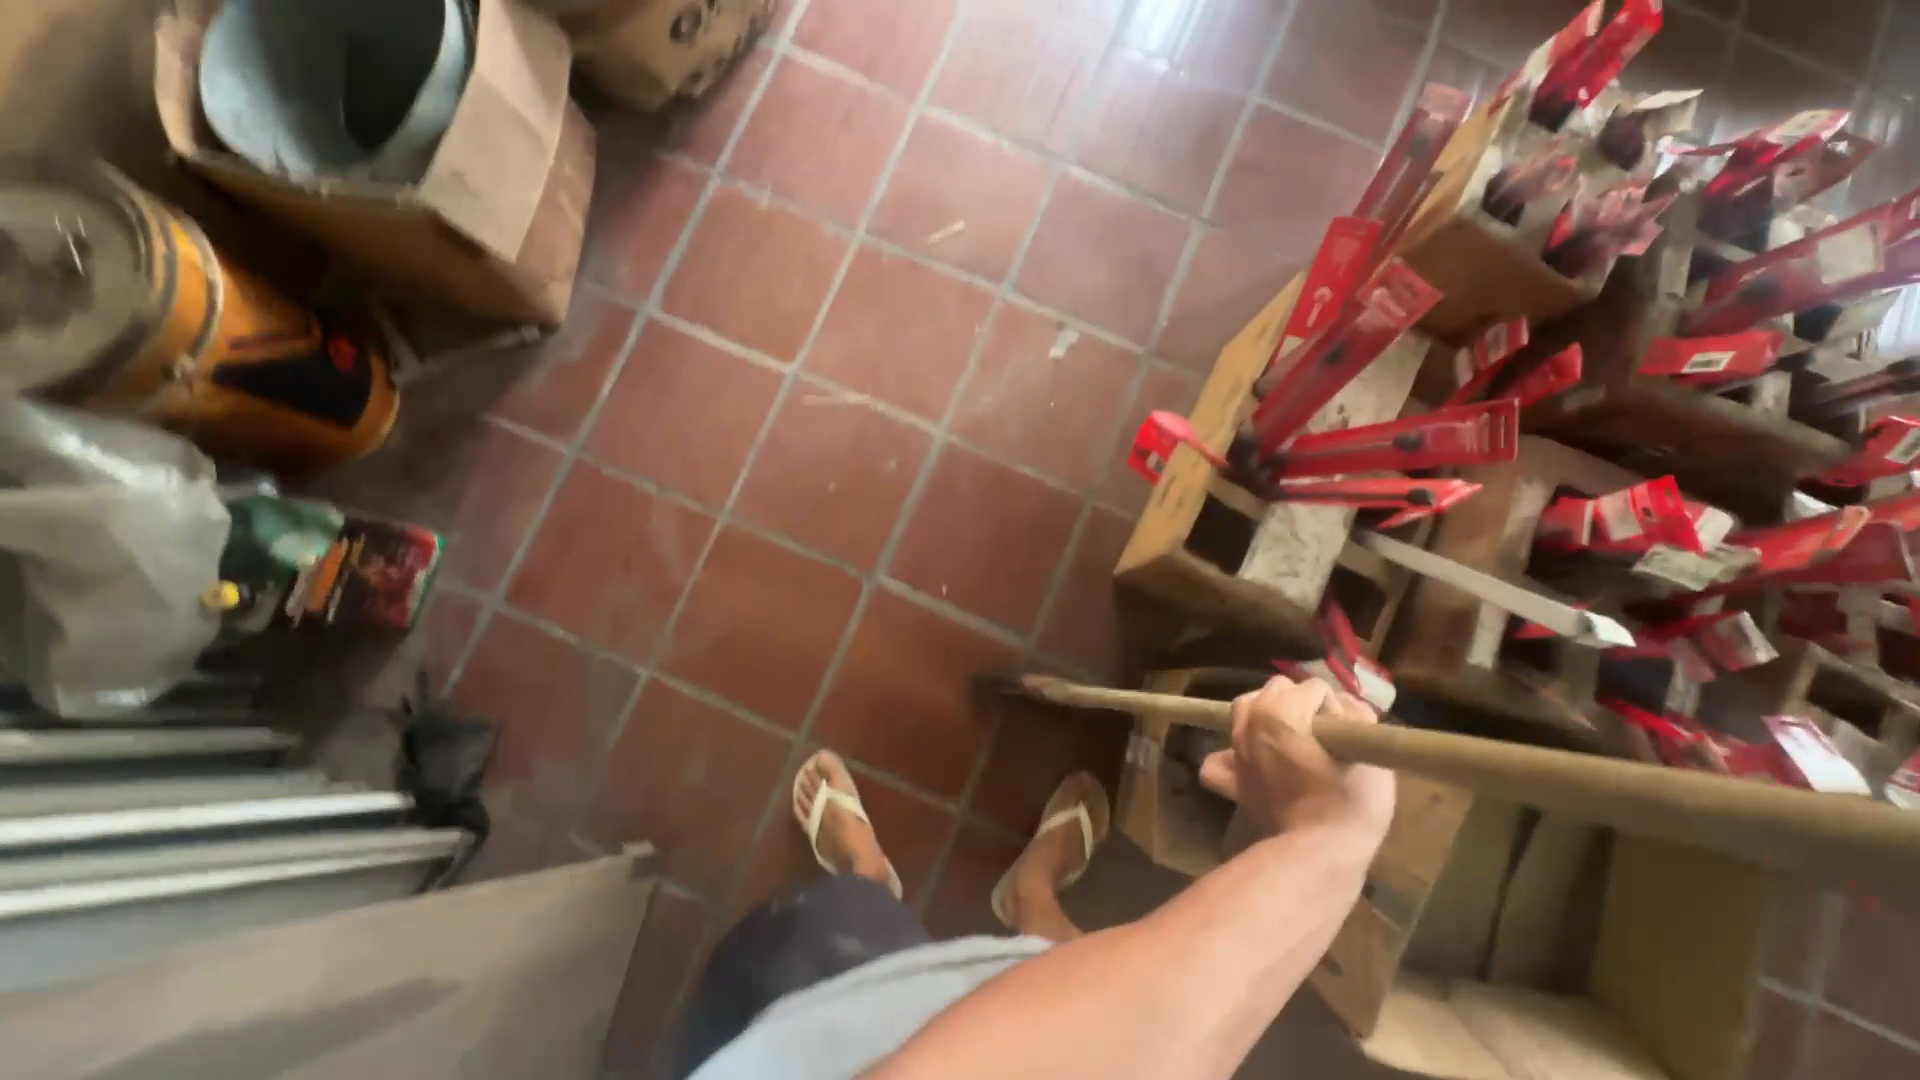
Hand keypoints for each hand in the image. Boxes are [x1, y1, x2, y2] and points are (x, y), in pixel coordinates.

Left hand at [1198, 676, 1395, 846]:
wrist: (1316, 854)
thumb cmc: (1349, 803)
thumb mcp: (1369, 756)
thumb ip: (1358, 719)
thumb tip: (1348, 705)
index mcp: (1281, 712)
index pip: (1315, 689)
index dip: (1336, 708)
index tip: (1347, 734)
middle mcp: (1250, 723)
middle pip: (1276, 690)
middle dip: (1300, 702)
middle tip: (1324, 733)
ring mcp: (1235, 751)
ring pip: (1244, 710)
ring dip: (1267, 715)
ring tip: (1292, 739)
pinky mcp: (1231, 780)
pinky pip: (1221, 758)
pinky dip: (1232, 756)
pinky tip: (1253, 764)